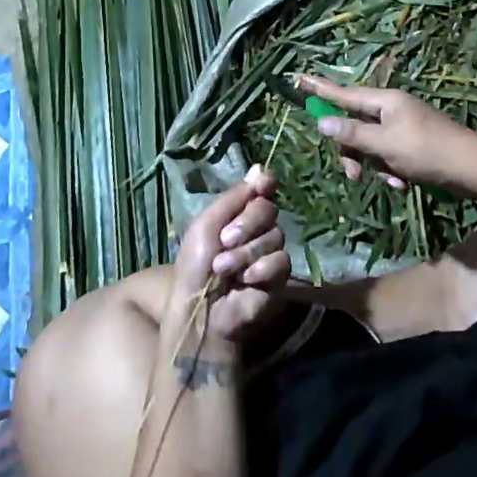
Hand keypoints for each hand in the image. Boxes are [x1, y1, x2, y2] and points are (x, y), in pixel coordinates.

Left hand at [162, 165, 289, 343]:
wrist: (199, 308)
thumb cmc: (194, 266)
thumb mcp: (206, 224)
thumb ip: (234, 197)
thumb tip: (261, 168)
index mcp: (237, 214)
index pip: (261, 190)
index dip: (264, 185)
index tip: (264, 184)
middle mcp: (256, 230)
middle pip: (269, 209)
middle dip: (247, 224)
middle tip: (225, 240)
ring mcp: (269, 253)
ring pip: (275, 236)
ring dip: (246, 252)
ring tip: (225, 269)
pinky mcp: (279, 278)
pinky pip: (282, 260)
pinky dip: (261, 268)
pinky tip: (246, 280)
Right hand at [295, 75, 476, 193]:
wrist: (474, 169)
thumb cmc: (427, 151)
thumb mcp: (385, 144)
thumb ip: (352, 133)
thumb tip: (322, 122)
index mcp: (385, 101)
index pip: (344, 94)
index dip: (320, 89)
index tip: (299, 78)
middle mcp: (392, 109)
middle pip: (356, 126)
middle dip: (353, 152)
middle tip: (353, 175)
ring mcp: (404, 127)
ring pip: (371, 145)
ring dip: (375, 165)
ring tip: (391, 181)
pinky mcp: (413, 144)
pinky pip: (389, 155)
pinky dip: (391, 170)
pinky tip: (403, 183)